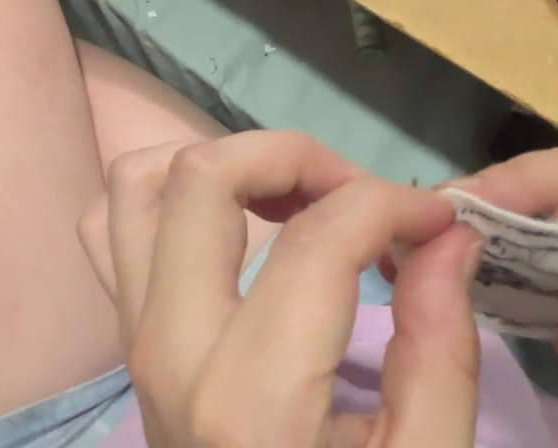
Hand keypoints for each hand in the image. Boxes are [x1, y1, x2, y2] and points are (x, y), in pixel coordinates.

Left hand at [77, 131, 483, 446]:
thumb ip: (440, 353)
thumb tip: (448, 236)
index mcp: (248, 399)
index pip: (314, 242)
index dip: (389, 206)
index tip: (438, 219)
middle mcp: (167, 345)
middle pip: (200, 178)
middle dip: (291, 157)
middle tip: (359, 195)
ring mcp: (129, 331)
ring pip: (135, 182)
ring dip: (216, 162)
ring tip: (290, 197)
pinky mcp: (120, 328)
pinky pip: (109, 223)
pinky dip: (162, 194)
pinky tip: (227, 220)